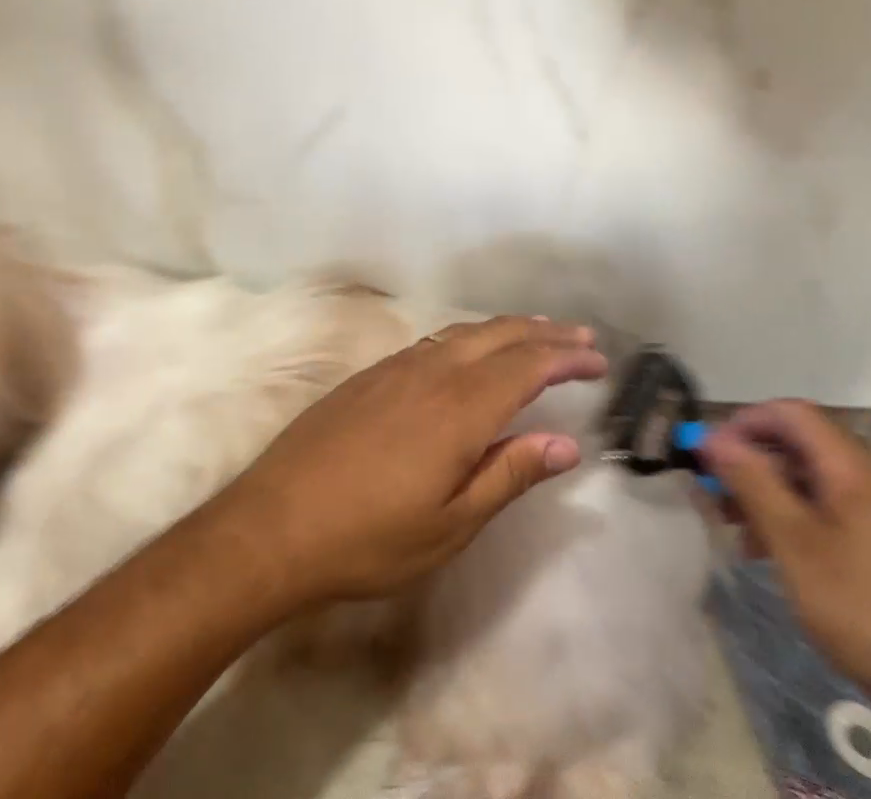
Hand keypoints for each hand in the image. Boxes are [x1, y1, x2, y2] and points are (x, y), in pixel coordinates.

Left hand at [208, 317, 606, 604]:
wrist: (270, 528)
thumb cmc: (368, 539)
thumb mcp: (450, 524)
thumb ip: (508, 476)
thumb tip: (564, 444)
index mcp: (458, 409)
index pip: (527, 366)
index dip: (567, 358)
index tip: (599, 360)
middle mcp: (427, 375)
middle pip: (495, 335)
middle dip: (542, 332)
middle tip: (579, 336)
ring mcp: (388, 372)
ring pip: (458, 334)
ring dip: (502, 331)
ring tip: (532, 338)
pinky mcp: (361, 381)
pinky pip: (427, 345)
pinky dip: (462, 340)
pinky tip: (463, 358)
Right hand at [705, 400, 870, 714]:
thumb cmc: (862, 607)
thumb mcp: (794, 543)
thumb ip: (753, 484)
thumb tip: (714, 437)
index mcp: (854, 470)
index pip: (793, 414)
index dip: (745, 422)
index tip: (707, 454)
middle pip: (802, 445)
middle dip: (751, 461)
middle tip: (713, 496)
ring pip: (813, 481)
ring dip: (768, 494)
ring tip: (734, 531)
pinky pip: (830, 511)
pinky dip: (793, 519)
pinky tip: (771, 554)